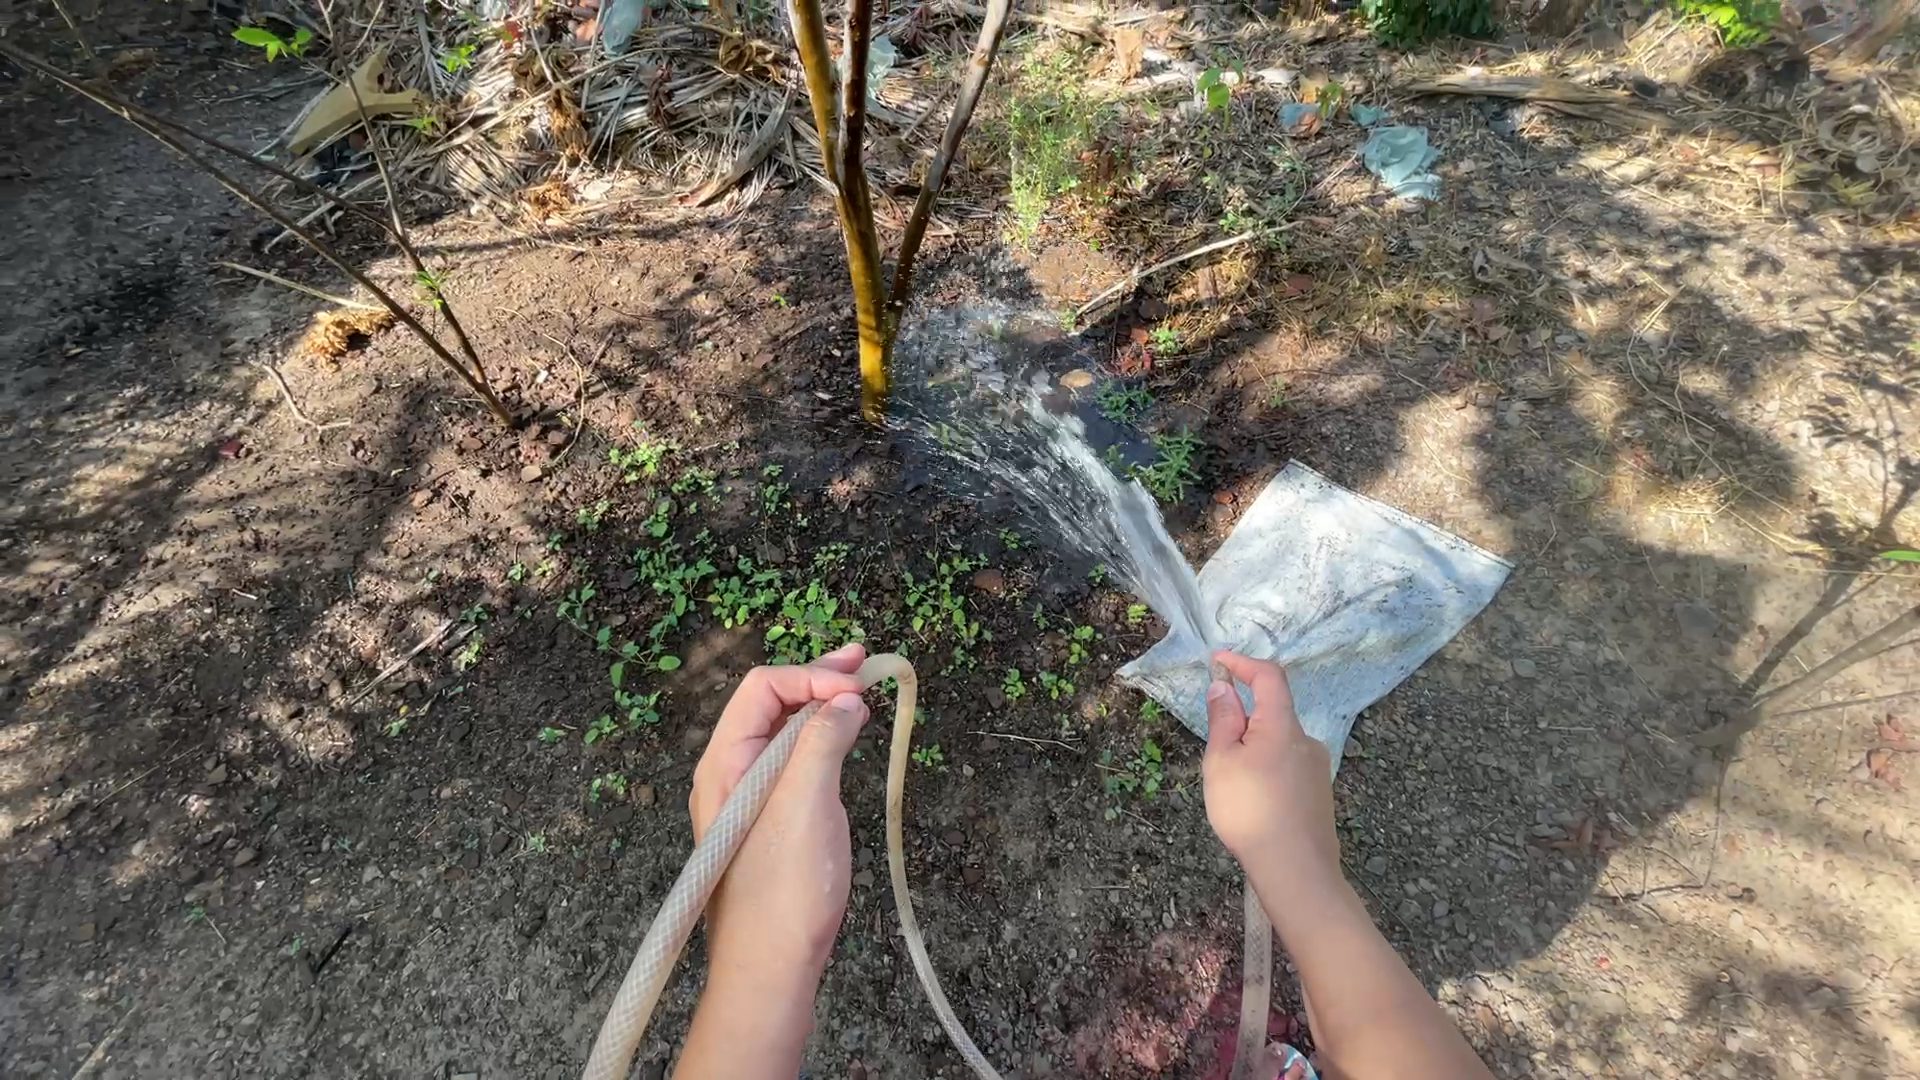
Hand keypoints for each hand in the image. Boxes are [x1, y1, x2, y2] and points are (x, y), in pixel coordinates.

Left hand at [689, 643, 870, 995]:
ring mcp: (752, 791)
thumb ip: (822, 741)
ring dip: (823, 701)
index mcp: (725, 761)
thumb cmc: (784, 890)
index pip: (763, 689)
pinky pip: (796, 756)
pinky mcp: (773, 811)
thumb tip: (848, 699)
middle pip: (772, 701)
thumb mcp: (805, 805)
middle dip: (817, 677)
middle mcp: (732, 768)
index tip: (857, 688)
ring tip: (860, 684)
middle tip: (863, 660)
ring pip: (786, 727)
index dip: (810, 676)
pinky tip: (846, 729)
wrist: (772, 970)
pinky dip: (824, 733)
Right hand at [1202, 651, 1339, 889]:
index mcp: (1282, 725)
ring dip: (1252, 750)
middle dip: (1241, 720)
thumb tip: (1224, 685)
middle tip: (1216, 753)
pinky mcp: (1318, 794)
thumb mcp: (1221, 760)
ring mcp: (1316, 769)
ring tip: (1231, 788)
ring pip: (1277, 743)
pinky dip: (1265, 770)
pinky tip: (1252, 803)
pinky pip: (1286, 766)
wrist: (1296, 872)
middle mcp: (1306, 740)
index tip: (1217, 660)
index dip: (1243, 662)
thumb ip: (1223, 719)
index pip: (1269, 676)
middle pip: (1272, 713)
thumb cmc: (1249, 810)